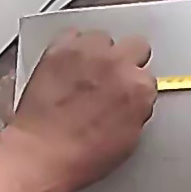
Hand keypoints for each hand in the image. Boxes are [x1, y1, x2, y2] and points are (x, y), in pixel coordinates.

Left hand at [0, 29, 155, 191]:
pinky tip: (67, 66)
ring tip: (86, 72)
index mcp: (139, 88)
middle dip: (127, 61)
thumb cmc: (81, 156)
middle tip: (112, 79)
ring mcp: (88, 53)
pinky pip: (72, 35)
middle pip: (136, 45)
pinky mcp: (60, 49)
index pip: (148, 77)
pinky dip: (71, 47)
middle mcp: (117, 64)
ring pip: (103, 37)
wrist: (42, 154)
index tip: (126, 94)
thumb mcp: (127, 141)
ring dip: (98, 52)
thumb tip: (134, 103)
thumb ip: (137, 111)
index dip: (135, 87)